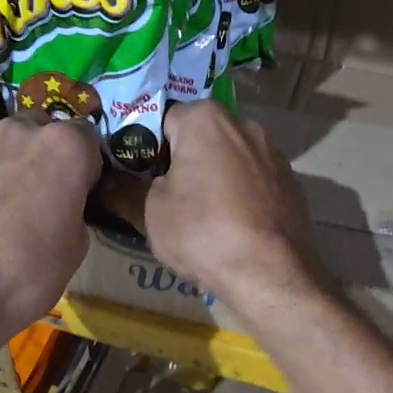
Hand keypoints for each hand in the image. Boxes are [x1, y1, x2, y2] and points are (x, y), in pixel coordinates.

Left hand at [0, 118, 99, 341]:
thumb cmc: (22, 272)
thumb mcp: (74, 252)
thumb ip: (74, 214)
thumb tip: (61, 210)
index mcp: (63, 147)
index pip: (89, 138)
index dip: (87, 168)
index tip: (83, 195)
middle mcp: (19, 133)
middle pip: (43, 133)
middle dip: (47, 159)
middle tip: (46, 202)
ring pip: (7, 149)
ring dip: (12, 169)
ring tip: (7, 215)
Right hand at [139, 101, 318, 307]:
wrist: (271, 274)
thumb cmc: (202, 232)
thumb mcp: (148, 212)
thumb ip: (122, 190)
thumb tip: (101, 182)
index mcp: (205, 118)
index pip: (162, 119)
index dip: (144, 148)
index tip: (136, 178)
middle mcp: (244, 124)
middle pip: (199, 137)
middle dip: (181, 162)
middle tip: (164, 200)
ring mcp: (274, 154)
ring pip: (228, 160)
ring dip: (212, 179)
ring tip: (199, 218)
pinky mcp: (292, 183)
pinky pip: (252, 182)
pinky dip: (239, 197)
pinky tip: (231, 228)